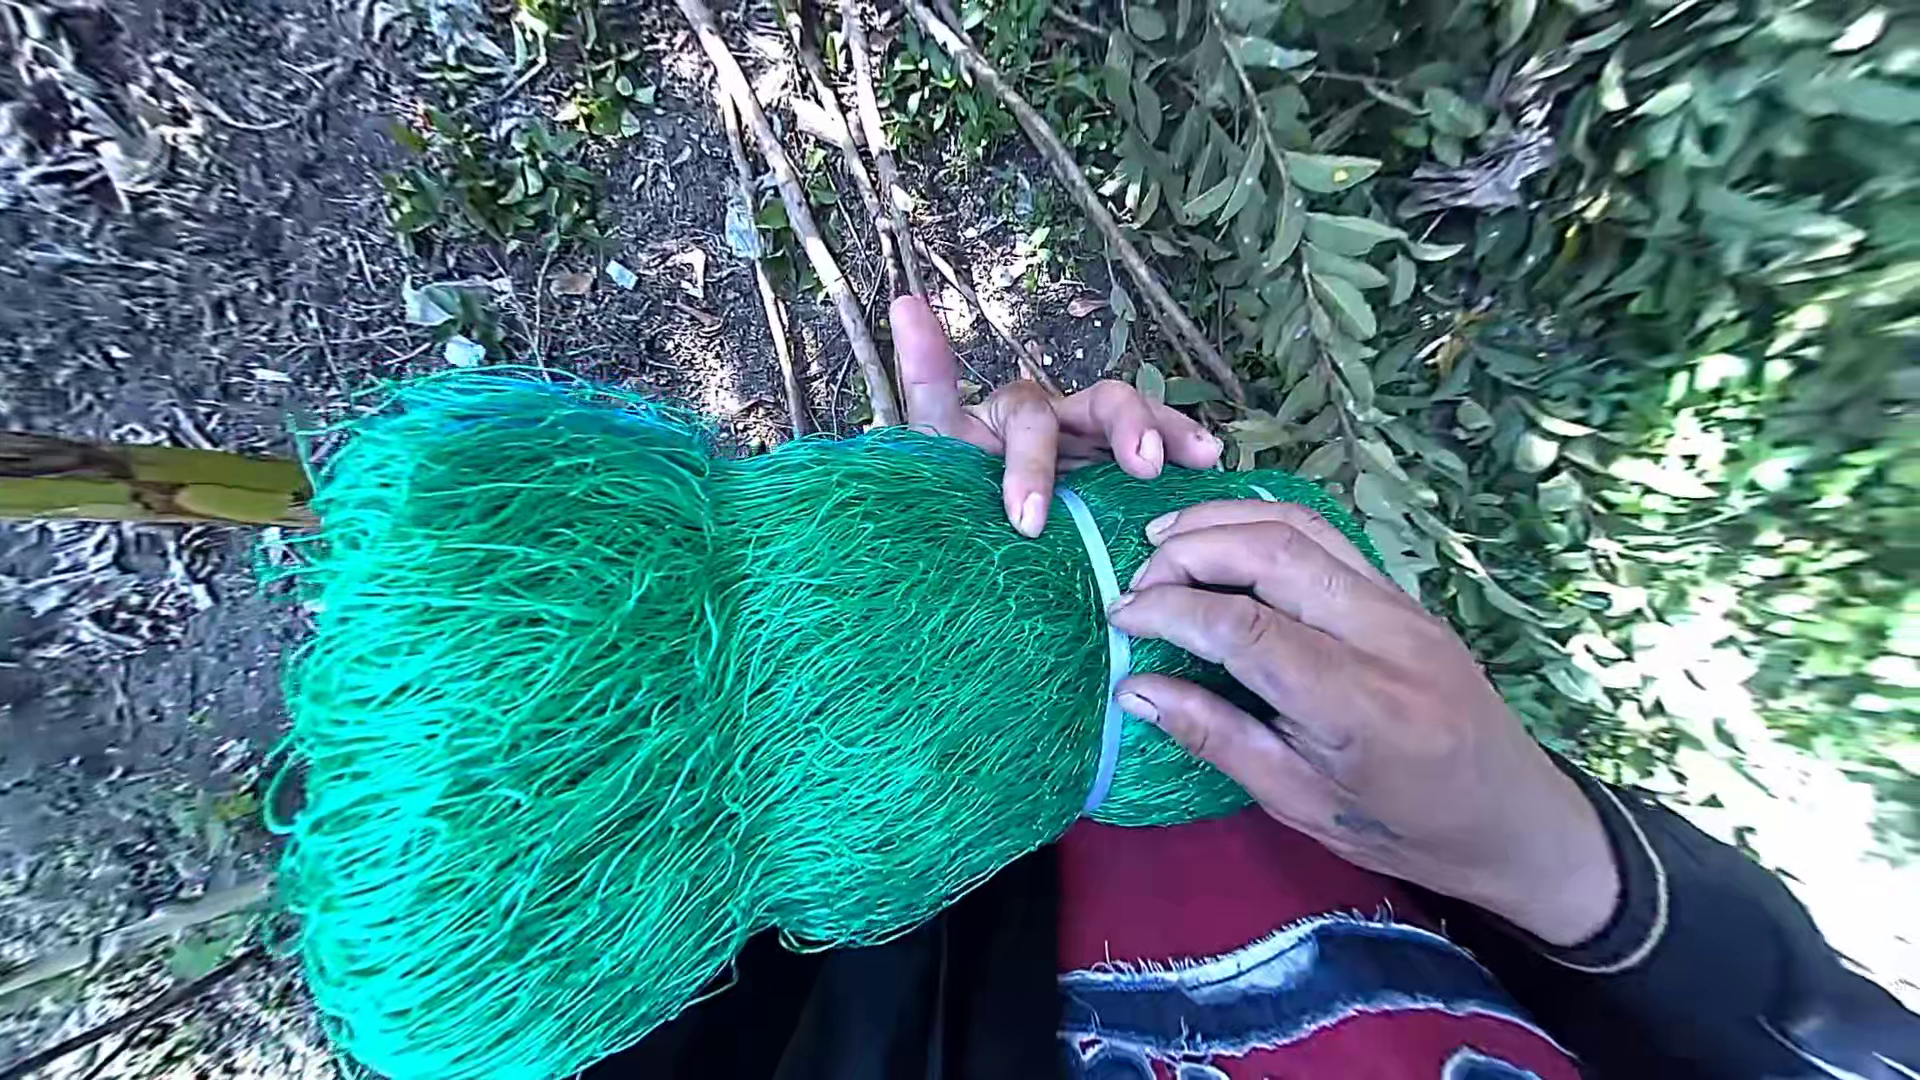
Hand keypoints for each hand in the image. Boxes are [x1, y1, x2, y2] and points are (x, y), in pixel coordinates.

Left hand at [891, 295, 1221, 535]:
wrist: (975, 530)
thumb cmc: (953, 480)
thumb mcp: (933, 437)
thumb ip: (927, 377)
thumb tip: (907, 301)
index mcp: (1015, 415)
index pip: (1031, 418)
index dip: (1032, 463)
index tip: (1028, 519)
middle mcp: (1061, 423)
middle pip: (1104, 402)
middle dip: (1125, 428)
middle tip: (1142, 467)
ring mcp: (1094, 449)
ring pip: (1140, 424)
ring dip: (1170, 432)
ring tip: (1203, 454)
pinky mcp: (1118, 478)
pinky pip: (1160, 460)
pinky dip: (1185, 460)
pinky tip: (1211, 472)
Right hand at [1104, 499, 1619, 946]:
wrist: (1523, 820)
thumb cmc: (1405, 828)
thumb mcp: (1298, 802)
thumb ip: (1213, 736)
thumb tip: (1132, 688)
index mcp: (1359, 707)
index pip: (1245, 627)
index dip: (1170, 610)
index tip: (1121, 617)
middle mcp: (1384, 634)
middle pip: (1270, 552)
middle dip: (1185, 554)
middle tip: (1136, 584)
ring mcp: (1398, 601)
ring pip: (1294, 524)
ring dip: (1216, 521)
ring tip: (1158, 539)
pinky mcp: (1397, 588)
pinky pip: (1319, 530)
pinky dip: (1254, 519)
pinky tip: (1216, 533)